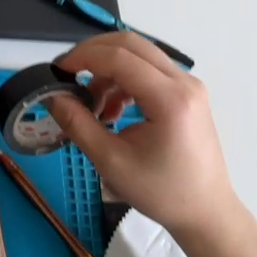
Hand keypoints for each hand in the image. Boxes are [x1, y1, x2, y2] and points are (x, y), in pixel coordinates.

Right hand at [45, 32, 243, 239]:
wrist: (205, 211)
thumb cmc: (161, 191)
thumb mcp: (111, 161)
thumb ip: (78, 124)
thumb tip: (52, 96)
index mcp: (169, 98)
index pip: (119, 58)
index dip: (83, 57)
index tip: (57, 71)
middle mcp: (184, 82)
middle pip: (131, 44)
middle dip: (93, 53)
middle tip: (67, 74)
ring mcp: (188, 85)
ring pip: (140, 55)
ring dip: (108, 68)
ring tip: (90, 104)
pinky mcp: (187, 93)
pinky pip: (149, 70)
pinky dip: (123, 79)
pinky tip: (111, 109)